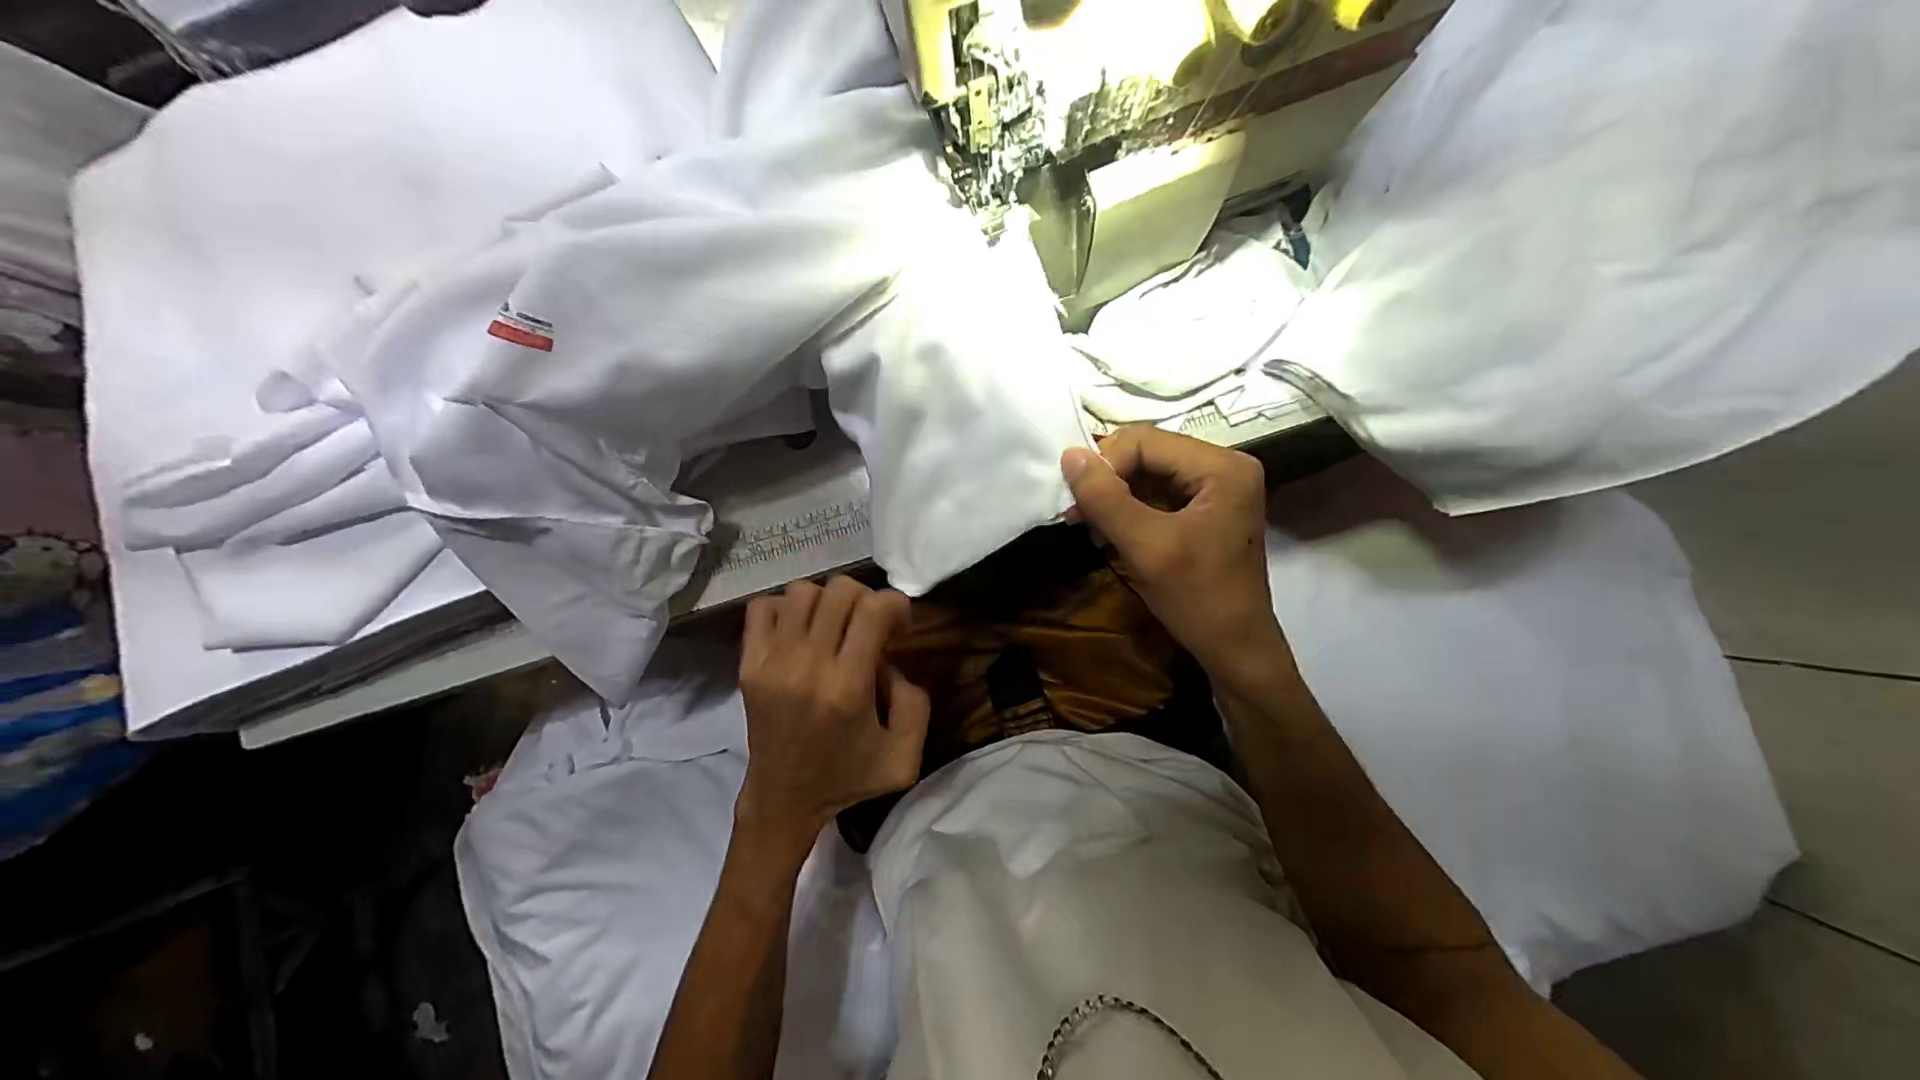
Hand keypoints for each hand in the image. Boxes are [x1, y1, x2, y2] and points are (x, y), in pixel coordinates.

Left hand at [736, 576, 930, 842]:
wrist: (783, 799)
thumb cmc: (846, 778)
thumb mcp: (904, 757)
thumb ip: (916, 703)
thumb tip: (893, 661)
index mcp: (848, 687)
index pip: (873, 610)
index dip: (897, 605)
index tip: (901, 627)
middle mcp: (807, 666)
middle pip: (839, 591)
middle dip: (867, 598)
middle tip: (871, 624)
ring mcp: (771, 663)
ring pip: (802, 592)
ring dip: (827, 601)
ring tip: (836, 625)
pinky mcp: (748, 664)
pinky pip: (762, 607)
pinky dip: (785, 608)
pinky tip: (801, 630)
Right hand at [1061, 426, 1286, 686]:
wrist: (1235, 649)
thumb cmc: (1198, 599)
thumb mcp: (1146, 547)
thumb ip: (1106, 499)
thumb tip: (1069, 455)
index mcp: (1222, 466)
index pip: (1145, 441)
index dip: (1104, 465)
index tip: (1076, 503)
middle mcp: (1224, 465)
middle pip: (1147, 452)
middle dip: (1107, 480)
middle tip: (1077, 514)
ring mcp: (1216, 487)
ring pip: (1147, 473)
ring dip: (1113, 496)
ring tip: (1089, 526)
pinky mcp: (1205, 508)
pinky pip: (1157, 493)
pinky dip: (1128, 509)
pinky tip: (1108, 531)